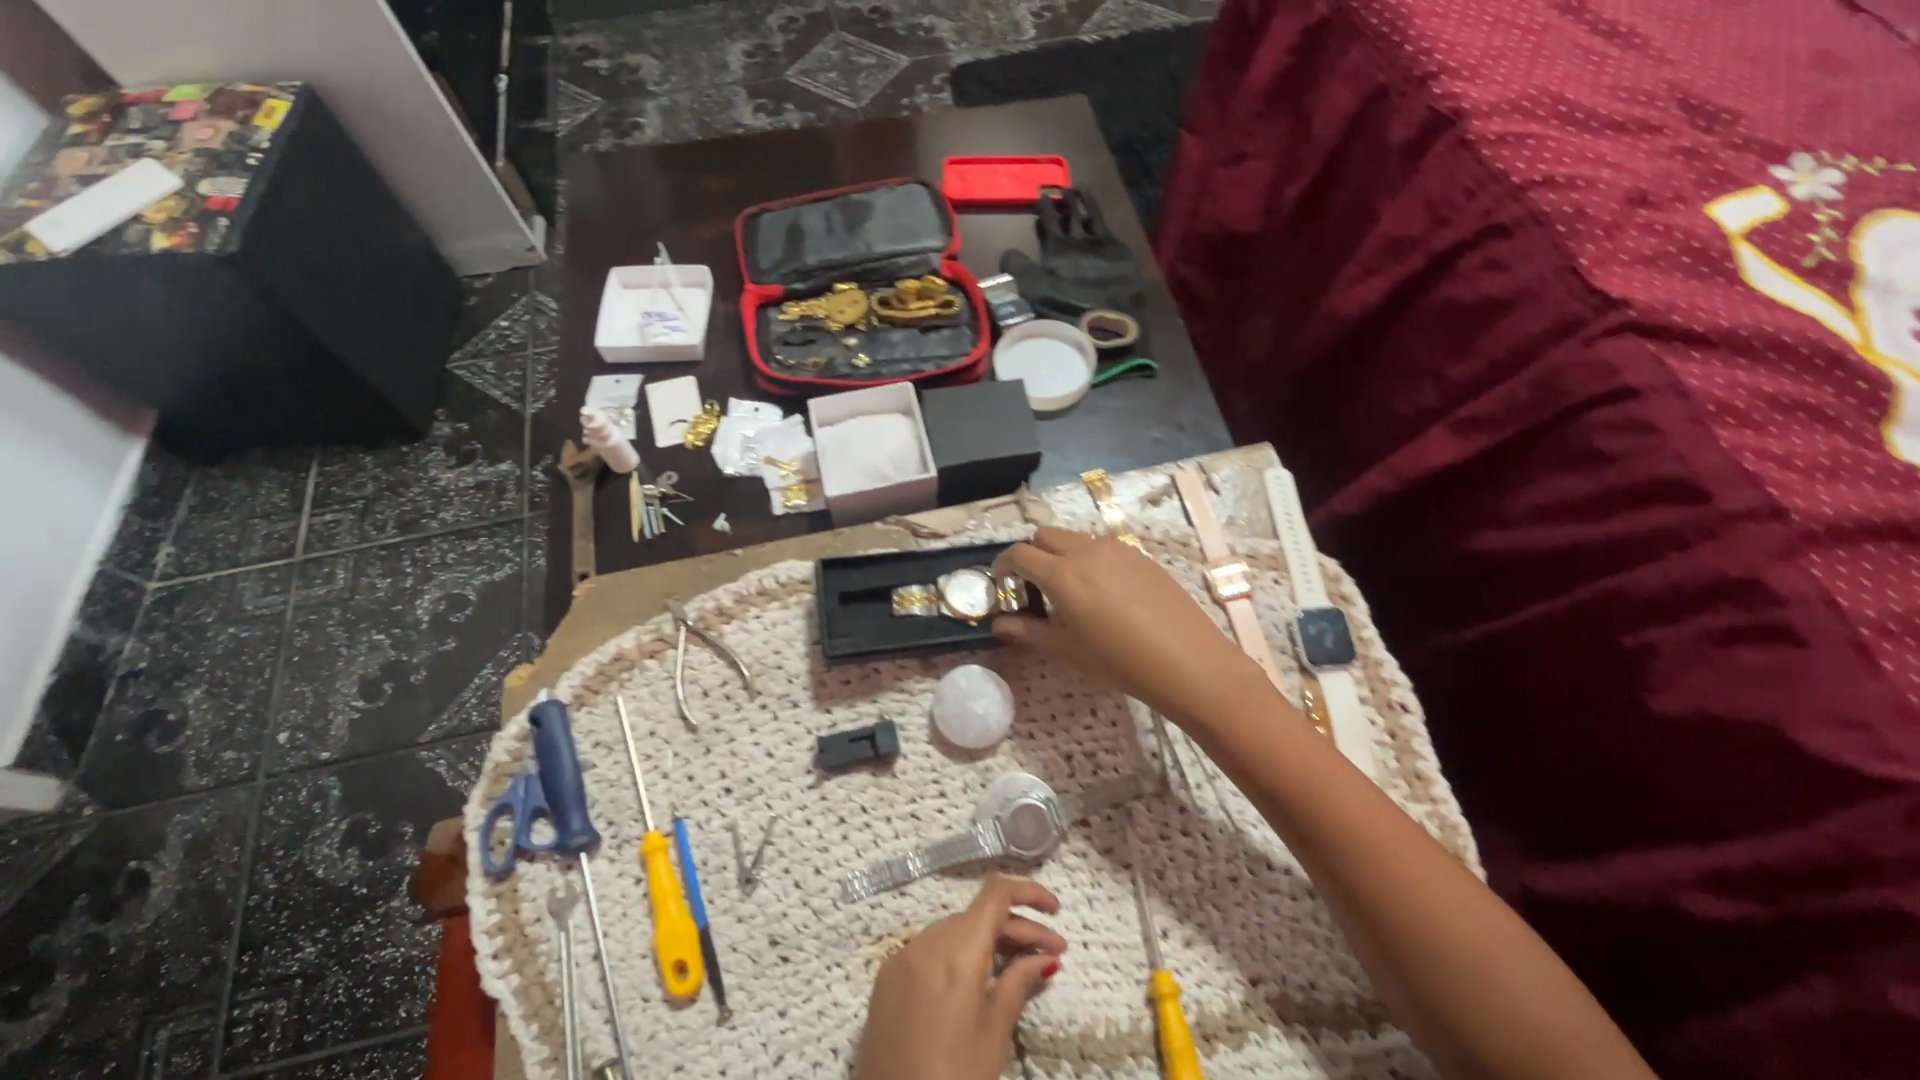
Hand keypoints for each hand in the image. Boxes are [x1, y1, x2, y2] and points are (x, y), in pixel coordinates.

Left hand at [853, 874, 1066, 1079]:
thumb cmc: (954, 1076)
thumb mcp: (995, 1031)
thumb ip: (1019, 983)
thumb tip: (1045, 957)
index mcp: (956, 950)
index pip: (995, 893)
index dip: (1029, 892)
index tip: (1056, 910)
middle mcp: (925, 942)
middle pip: (977, 916)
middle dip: (1016, 928)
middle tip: (1050, 955)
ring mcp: (900, 958)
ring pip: (953, 931)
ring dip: (987, 940)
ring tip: (1017, 967)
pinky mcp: (885, 979)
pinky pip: (929, 950)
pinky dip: (957, 954)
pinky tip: (975, 980)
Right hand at [991, 527, 1264, 721]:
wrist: (1187, 661)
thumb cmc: (1119, 661)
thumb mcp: (1067, 650)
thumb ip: (1029, 632)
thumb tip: (999, 625)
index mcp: (1062, 573)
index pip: (1019, 553)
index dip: (1003, 565)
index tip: (1002, 583)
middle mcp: (1086, 550)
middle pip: (1045, 535)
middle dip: (1031, 554)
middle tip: (1032, 587)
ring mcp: (1117, 549)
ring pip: (1075, 538)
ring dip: (1060, 554)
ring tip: (1067, 590)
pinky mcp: (1140, 556)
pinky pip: (1102, 546)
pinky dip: (1088, 558)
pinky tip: (1101, 592)